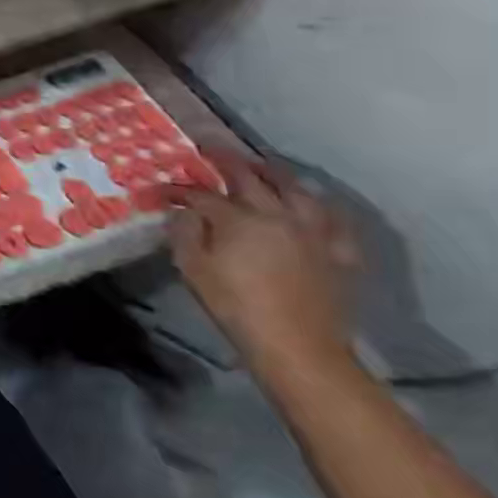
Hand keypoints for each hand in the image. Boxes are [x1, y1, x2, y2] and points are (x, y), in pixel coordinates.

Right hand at [169, 155, 361, 375]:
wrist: (298, 348)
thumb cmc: (235, 305)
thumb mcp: (192, 267)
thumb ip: (185, 232)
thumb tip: (184, 212)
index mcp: (238, 219)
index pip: (200, 194)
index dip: (176, 190)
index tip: (158, 192)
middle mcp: (277, 216)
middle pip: (250, 178)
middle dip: (226, 160)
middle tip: (209, 149)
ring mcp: (314, 233)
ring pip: (298, 190)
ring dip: (276, 174)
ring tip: (263, 166)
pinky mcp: (339, 254)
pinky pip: (335, 221)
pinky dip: (321, 207)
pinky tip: (314, 205)